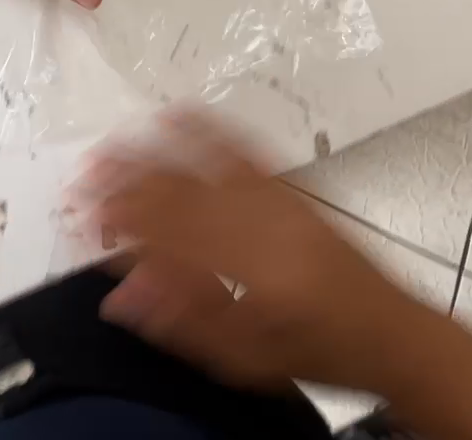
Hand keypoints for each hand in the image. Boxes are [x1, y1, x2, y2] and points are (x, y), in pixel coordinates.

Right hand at [79, 110, 432, 395]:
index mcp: (250, 275)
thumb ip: (179, 322)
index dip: (115, 226)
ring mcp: (275, 198)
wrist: (390, 331)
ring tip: (106, 148)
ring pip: (197, 164)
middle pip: (174, 193)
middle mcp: (260, 226)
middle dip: (119, 185)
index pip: (165, 239)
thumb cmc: (319, 351)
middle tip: (80, 183)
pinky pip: (238, 145)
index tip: (83, 221)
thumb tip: (118, 296)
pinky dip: (201, 124)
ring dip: (145, 152)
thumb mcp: (244, 359)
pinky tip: (173, 112)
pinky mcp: (286, 184)